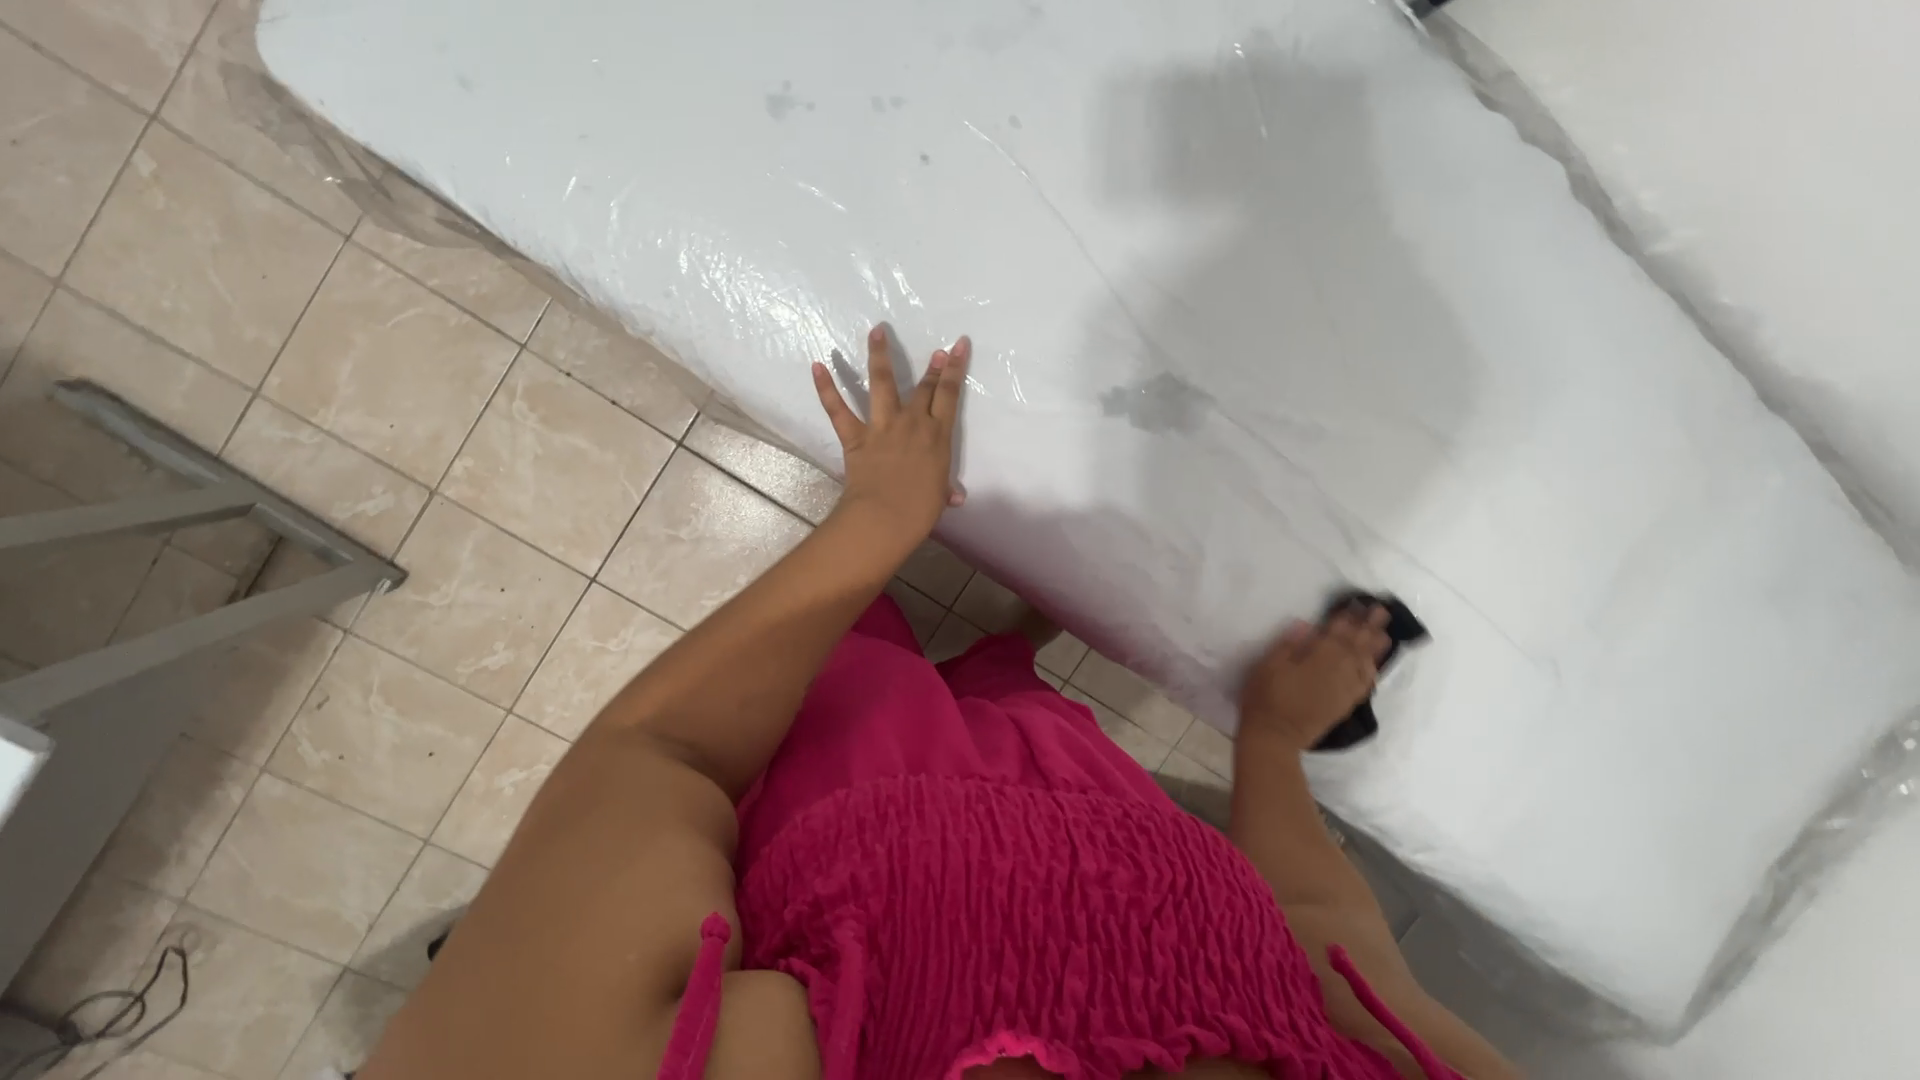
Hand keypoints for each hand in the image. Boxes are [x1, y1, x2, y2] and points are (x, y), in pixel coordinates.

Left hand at [812, 325, 969, 550]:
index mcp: (938, 437)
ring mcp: (882, 427)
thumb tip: (954, 497)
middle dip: (932, 366)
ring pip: (881, 383)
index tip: (958, 346)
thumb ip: (945, 490)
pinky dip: (826, 388)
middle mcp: (913, 424)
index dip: (955, 369)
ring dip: (879, 355)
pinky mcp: (856, 437)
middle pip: (924, 387)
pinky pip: (838, 409)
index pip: (950, 395)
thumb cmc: (918, 512)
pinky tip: (817, 366)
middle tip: (937, 350)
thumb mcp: (938, 498)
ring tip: (877, 331)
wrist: (885, 518)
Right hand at [1239, 605, 1389, 752]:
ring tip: (1386, 634)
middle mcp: (1337, 672)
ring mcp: (1344, 689)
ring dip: (1375, 647)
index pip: (1336, 633)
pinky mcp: (1345, 704)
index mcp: (1318, 658)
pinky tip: (1374, 666)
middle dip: (1368, 627)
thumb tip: (1308, 626)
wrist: (1274, 735)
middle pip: (1356, 645)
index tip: (1357, 603)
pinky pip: (1364, 684)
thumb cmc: (1265, 697)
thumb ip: (1289, 645)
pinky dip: (1372, 672)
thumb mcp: (1268, 665)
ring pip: (1365, 663)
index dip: (1347, 617)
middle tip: (1381, 611)